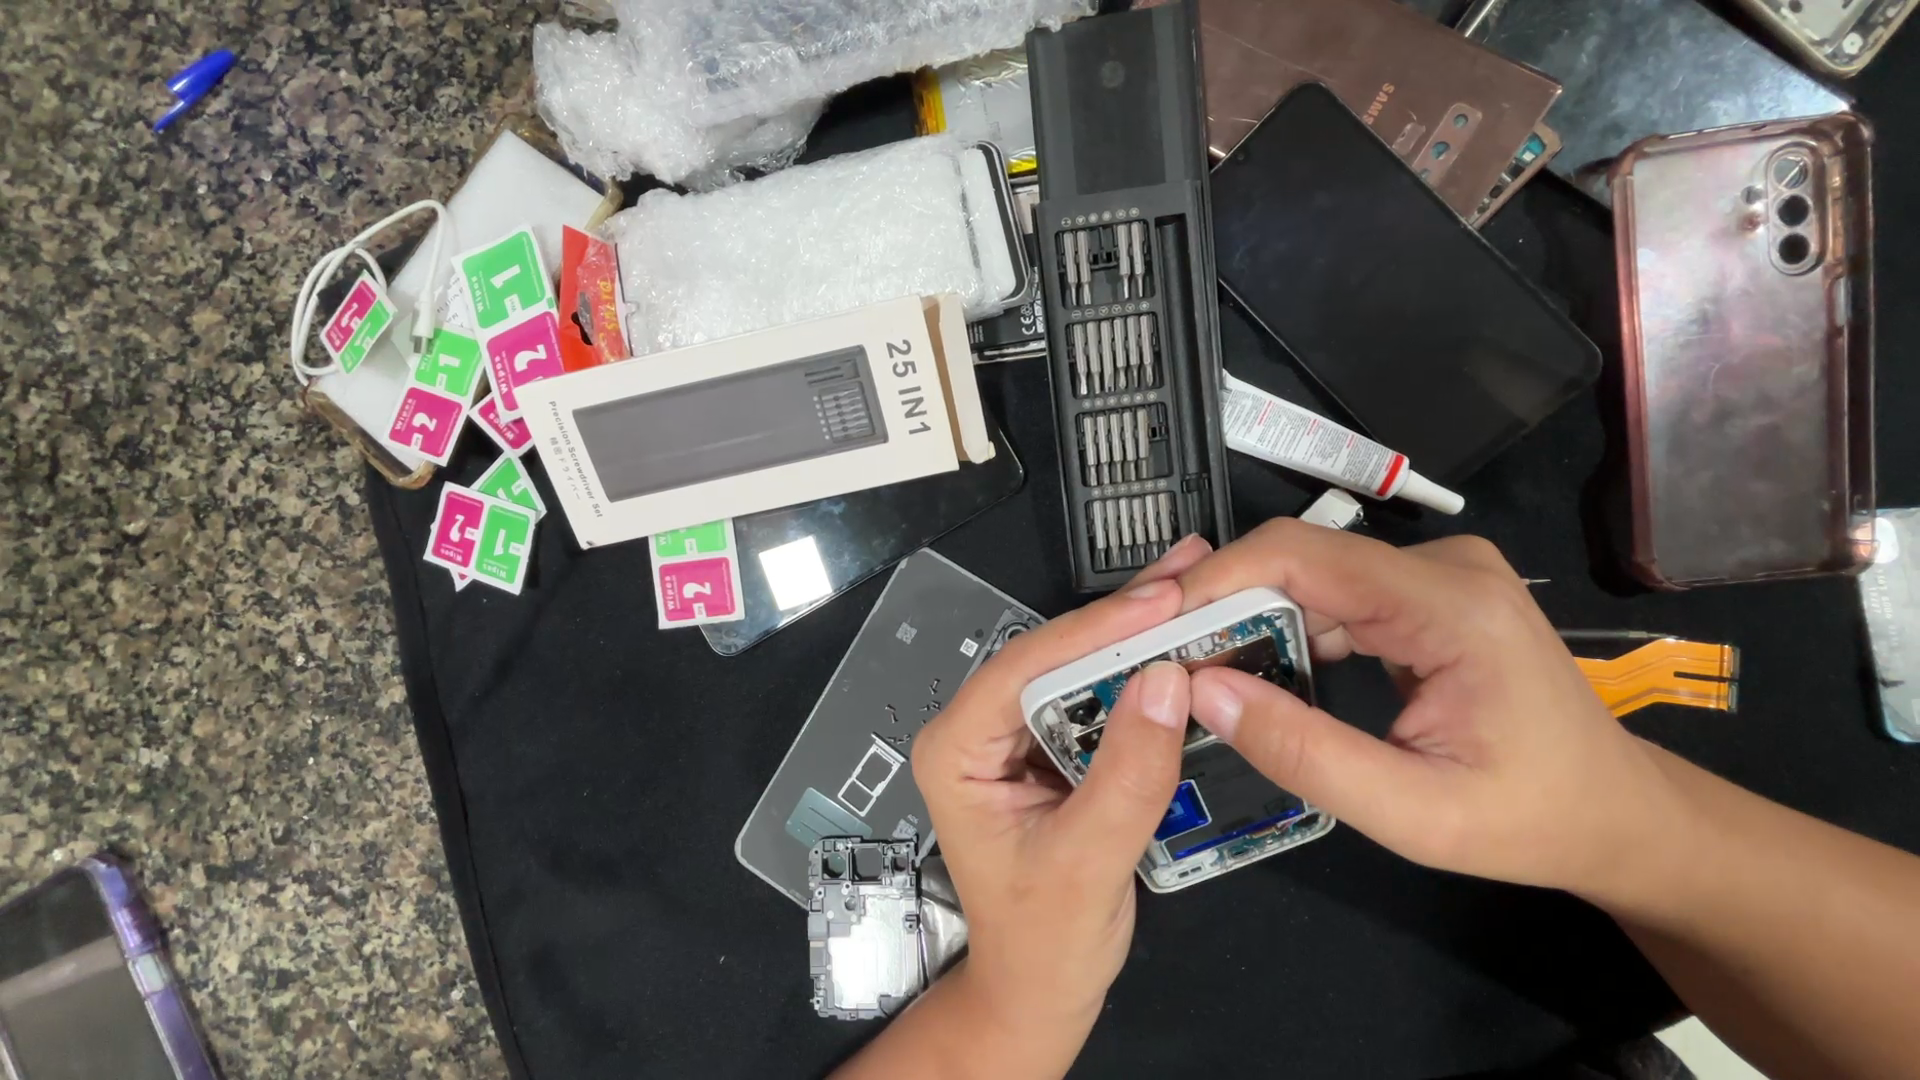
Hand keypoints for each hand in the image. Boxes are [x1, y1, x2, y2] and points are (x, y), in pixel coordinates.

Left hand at [908, 537, 1209, 1067]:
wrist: (1040, 988)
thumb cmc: (1045, 939)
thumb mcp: (1087, 862)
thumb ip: (1127, 774)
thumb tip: (1167, 678)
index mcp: (956, 748)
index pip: (1023, 668)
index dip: (1093, 628)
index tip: (1162, 597)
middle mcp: (978, 727)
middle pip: (1050, 654)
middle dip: (1120, 616)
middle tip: (1188, 571)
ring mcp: (1014, 732)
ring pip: (1075, 665)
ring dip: (1133, 629)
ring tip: (1192, 587)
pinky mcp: (1049, 744)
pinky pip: (1094, 694)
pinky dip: (1137, 667)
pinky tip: (1177, 638)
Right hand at [1176, 519, 1680, 897]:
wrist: (1615, 813)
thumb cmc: (1526, 818)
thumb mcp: (1411, 813)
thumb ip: (1301, 753)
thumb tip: (1199, 691)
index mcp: (1449, 607)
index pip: (1300, 555)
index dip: (1216, 579)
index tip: (1156, 623)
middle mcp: (1442, 566)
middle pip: (1297, 558)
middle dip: (1222, 602)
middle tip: (1165, 656)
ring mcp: (1435, 572)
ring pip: (1308, 573)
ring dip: (1249, 616)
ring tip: (1200, 667)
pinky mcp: (1424, 589)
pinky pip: (1330, 590)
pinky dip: (1285, 625)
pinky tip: (1261, 667)